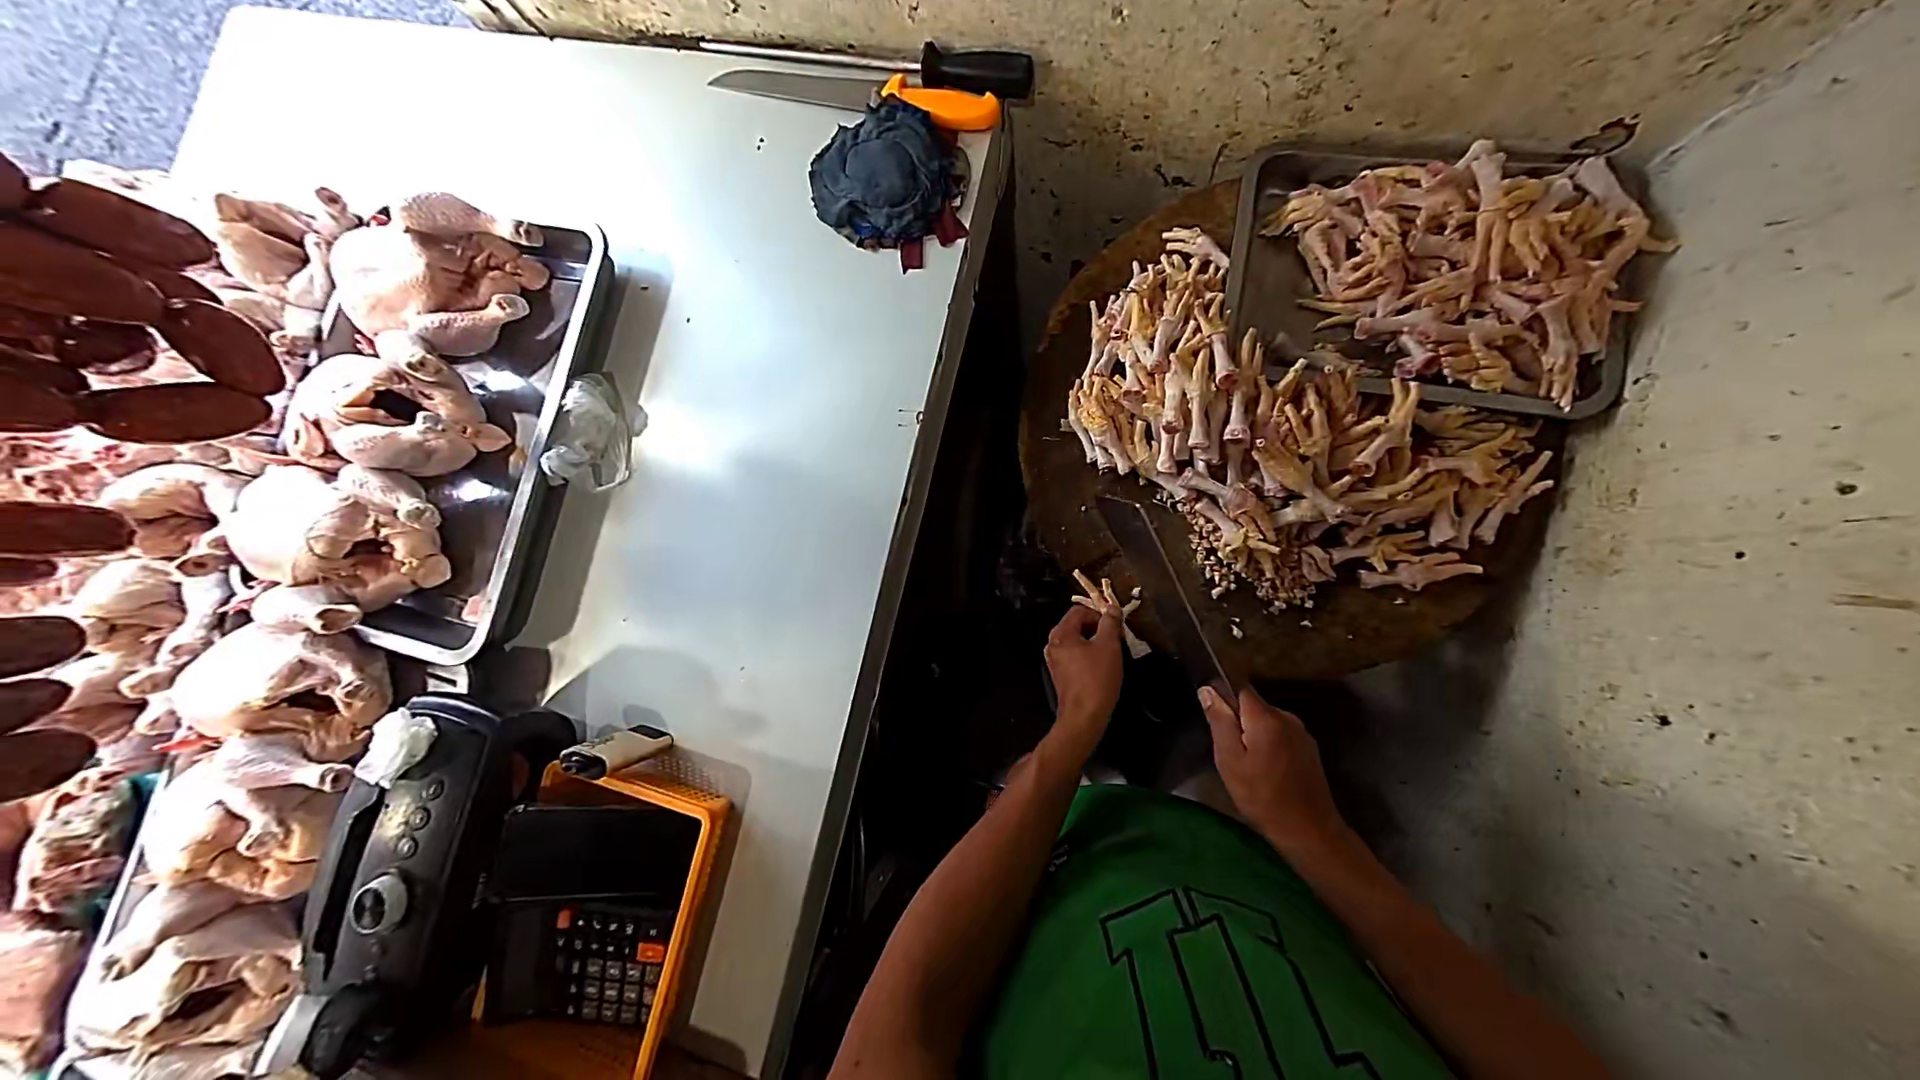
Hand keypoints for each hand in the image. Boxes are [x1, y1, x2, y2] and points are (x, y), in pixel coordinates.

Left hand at [1044, 605, 1122, 747]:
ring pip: (1077, 641)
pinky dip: (1088, 654)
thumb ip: (1110, 623)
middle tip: (1116, 637)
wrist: (1084, 716)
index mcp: (1060, 634)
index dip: (1098, 613)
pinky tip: (1102, 665)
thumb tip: (1111, 608)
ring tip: (1112, 651)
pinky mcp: (1061, 674)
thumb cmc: (1096, 678)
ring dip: (1095, 641)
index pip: (1078, 610)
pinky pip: (1075, 655)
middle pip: (1076, 624)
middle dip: (1098, 627)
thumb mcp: (1108, 646)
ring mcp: (1055, 661)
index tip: (1115, 624)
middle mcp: (1053, 645)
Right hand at [1200, 685, 1345, 855]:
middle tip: (1230, 752)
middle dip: (1238, 721)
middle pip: (1253, 706)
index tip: (1216, 722)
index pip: (1239, 688)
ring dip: (1253, 734)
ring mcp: (1302, 733)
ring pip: (1266, 721)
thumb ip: (1219, 721)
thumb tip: (1207, 690)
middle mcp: (1287, 717)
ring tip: (1248, 765)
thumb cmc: (1262, 796)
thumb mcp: (1229, 760)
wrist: (1308, 830)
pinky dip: (1269, 745)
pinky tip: (1266, 770)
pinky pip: (1280, 735)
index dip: (1224, 699)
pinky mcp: (1309, 748)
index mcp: (1266, 717)